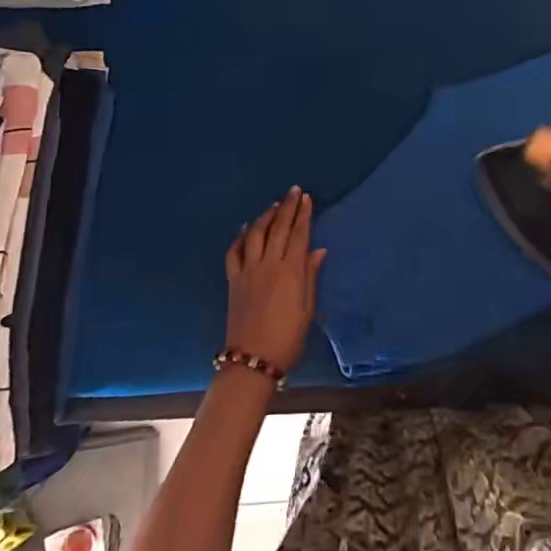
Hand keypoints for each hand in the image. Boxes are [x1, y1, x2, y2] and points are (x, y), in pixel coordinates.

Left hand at [223, 187, 324, 370]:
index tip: (307, 198)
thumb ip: (311, 276)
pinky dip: (239, 237)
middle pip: (278, 229)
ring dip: (265, 217)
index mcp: (291, 271)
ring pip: (255, 234)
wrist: (253, 359)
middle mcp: (268, 264)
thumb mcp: (307, 308)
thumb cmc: (288, 337)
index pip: (299, 234)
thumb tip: (317, 250)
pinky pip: (234, 252)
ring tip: (274, 205)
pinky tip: (244, 228)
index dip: (303, 215)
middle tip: (294, 191)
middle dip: (287, 207)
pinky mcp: (233, 280)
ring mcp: (247, 270)